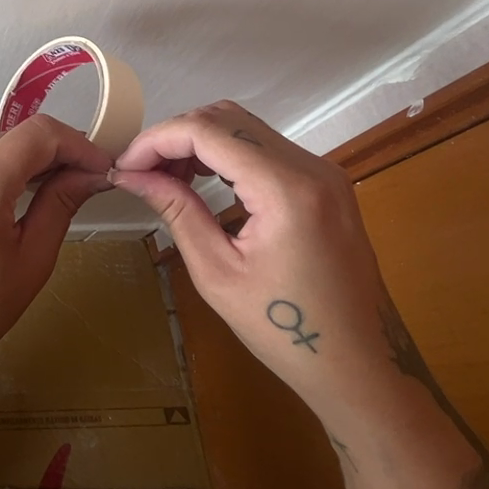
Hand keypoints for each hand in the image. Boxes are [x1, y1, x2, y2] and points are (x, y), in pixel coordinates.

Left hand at [0, 114, 114, 394]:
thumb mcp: (33, 258)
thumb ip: (61, 203)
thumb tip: (93, 173)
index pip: (37, 134)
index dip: (75, 143)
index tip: (100, 166)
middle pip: (11, 137)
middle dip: (52, 151)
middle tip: (84, 179)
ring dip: (22, 159)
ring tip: (53, 188)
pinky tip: (11, 196)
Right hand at [111, 102, 488, 488]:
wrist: (363, 370)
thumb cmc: (284, 331)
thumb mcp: (216, 271)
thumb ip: (175, 209)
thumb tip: (128, 173)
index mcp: (286, 188)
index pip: (205, 130)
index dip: (156, 140)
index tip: (125, 166)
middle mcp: (310, 166)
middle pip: (224, 118)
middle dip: (173, 136)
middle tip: (141, 171)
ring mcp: (323, 172)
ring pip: (243, 125)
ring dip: (197, 141)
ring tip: (166, 177)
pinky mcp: (324, 184)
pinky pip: (264, 146)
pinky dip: (224, 152)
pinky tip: (202, 180)